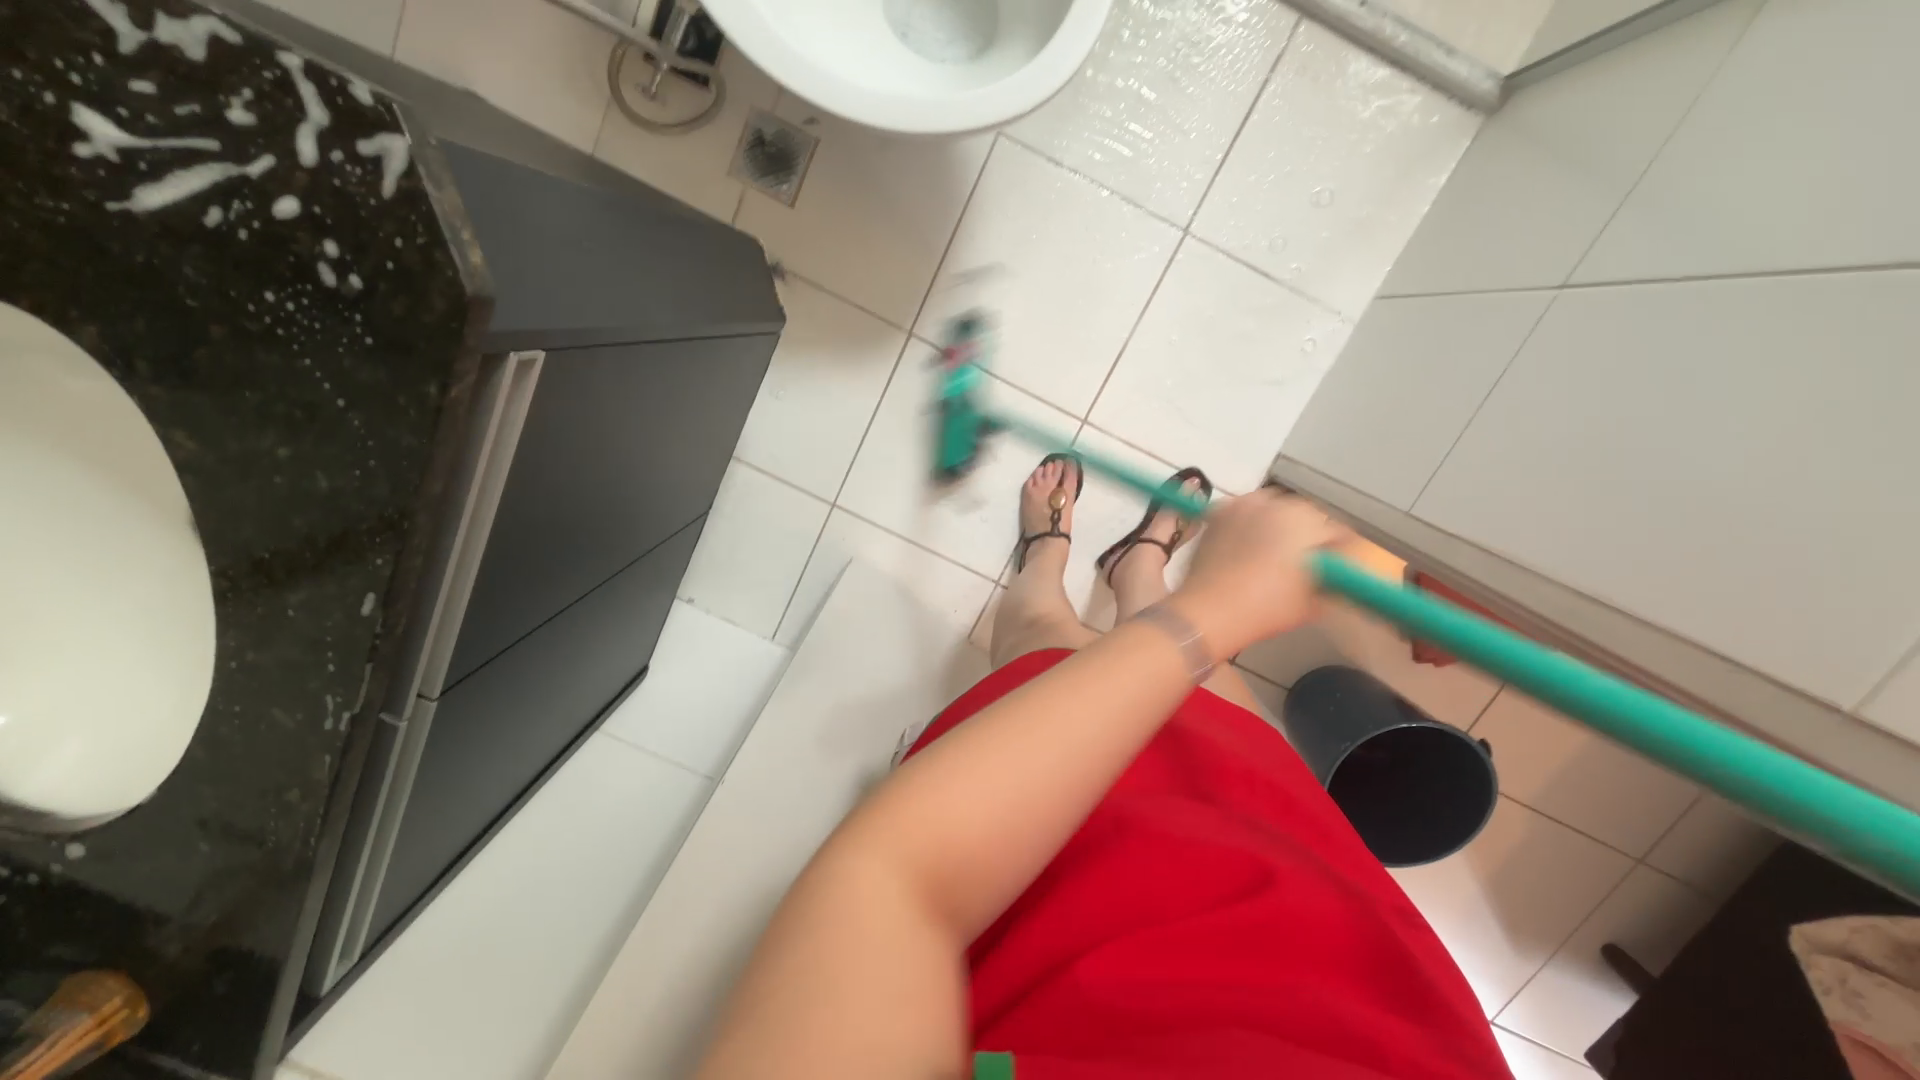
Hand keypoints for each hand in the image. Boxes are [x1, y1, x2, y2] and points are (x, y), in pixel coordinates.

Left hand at [1166, 491, 1349, 660]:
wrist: (1210, 610)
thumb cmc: (1267, 607)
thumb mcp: (1315, 600)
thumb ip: (1336, 579)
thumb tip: (1340, 570)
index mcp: (1307, 521)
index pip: (1338, 530)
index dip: (1340, 549)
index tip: (1338, 564)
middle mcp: (1277, 502)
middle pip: (1305, 514)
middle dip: (1309, 532)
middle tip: (1305, 558)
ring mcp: (1245, 504)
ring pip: (1274, 507)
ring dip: (1279, 523)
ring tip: (1274, 549)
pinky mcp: (1220, 511)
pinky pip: (1245, 510)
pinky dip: (1251, 521)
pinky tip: (1249, 542)